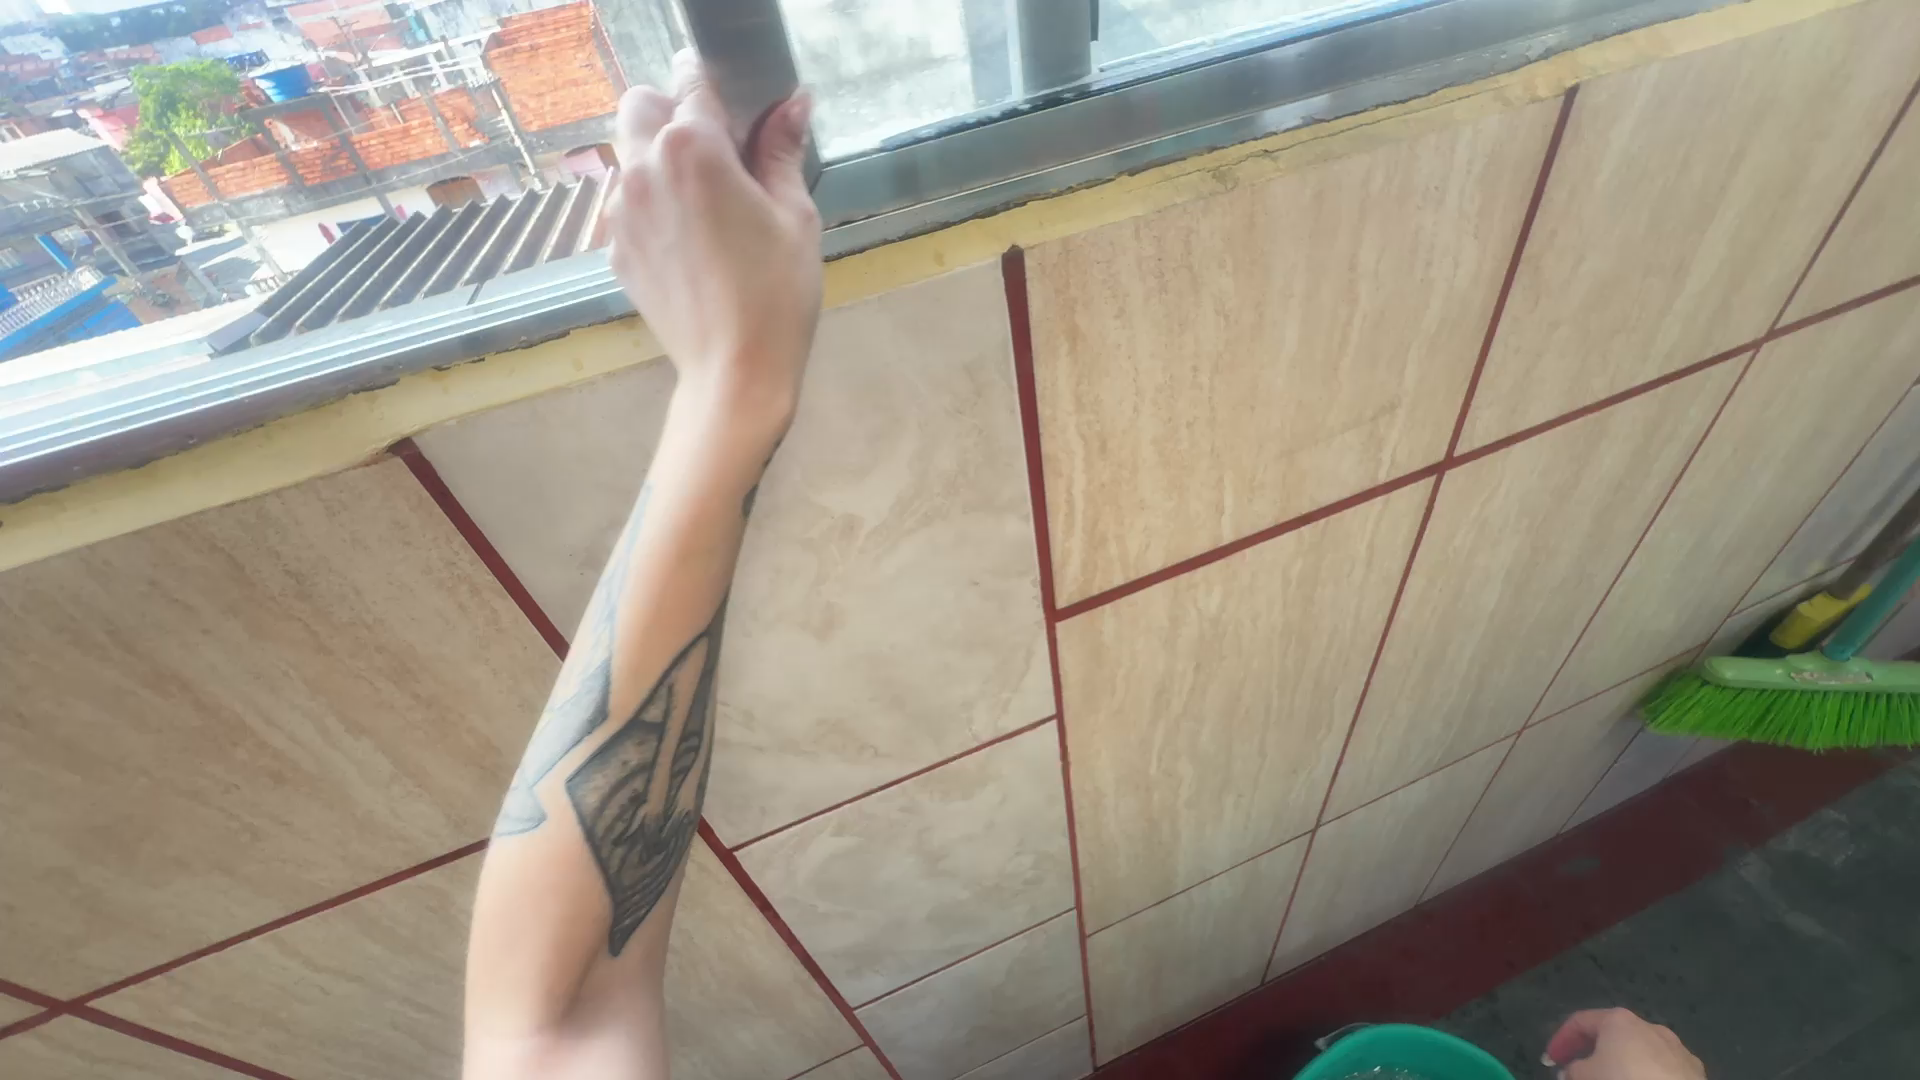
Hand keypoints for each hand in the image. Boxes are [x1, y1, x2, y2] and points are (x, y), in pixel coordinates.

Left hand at [603, 50, 821, 435]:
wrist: (735, 372)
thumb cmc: (778, 296)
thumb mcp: (796, 219)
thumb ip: (783, 152)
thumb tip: (793, 104)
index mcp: (693, 148)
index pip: (692, 79)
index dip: (720, 92)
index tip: (741, 120)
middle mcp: (644, 167)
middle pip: (641, 105)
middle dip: (673, 116)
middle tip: (717, 159)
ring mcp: (621, 211)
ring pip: (628, 156)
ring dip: (658, 162)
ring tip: (703, 211)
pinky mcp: (616, 251)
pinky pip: (627, 207)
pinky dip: (651, 209)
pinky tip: (689, 249)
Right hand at [1546, 1008, 1705, 1079]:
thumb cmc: (1624, 1079)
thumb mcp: (1586, 1074)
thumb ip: (1573, 1069)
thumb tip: (1570, 1072)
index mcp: (1618, 1019)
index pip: (1579, 1022)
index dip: (1561, 1041)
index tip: (1552, 1060)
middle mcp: (1648, 1026)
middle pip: (1612, 1035)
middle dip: (1593, 1052)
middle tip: (1579, 1068)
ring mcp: (1677, 1050)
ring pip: (1640, 1052)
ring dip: (1623, 1064)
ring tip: (1612, 1078)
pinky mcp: (1697, 1073)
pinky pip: (1663, 1069)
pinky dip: (1648, 1074)